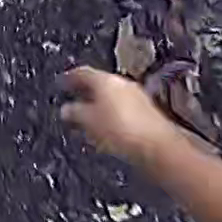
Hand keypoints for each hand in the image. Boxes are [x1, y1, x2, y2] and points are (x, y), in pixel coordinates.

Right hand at [60, 65, 180, 166]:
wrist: (159, 149)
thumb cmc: (123, 131)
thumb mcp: (88, 122)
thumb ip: (74, 112)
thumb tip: (66, 110)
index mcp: (105, 80)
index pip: (82, 72)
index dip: (69, 78)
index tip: (62, 83)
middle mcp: (122, 84)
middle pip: (98, 83)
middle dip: (85, 92)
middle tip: (73, 100)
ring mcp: (138, 97)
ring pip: (112, 97)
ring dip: (99, 105)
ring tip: (89, 118)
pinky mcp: (147, 114)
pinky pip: (124, 109)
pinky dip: (113, 115)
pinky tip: (109, 129)